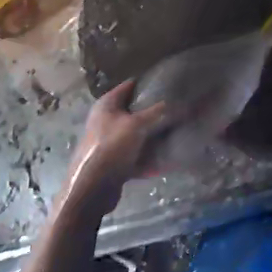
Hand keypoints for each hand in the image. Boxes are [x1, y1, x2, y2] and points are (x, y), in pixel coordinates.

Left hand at [63, 82, 175, 215]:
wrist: (93, 187)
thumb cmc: (112, 146)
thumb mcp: (136, 125)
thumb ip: (157, 112)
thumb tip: (179, 102)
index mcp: (107, 104)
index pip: (129, 86)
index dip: (148, 84)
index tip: (169, 84)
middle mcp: (106, 120)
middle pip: (134, 111)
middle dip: (154, 112)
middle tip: (178, 110)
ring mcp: (110, 142)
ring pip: (137, 135)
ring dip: (154, 136)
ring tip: (177, 132)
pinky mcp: (115, 162)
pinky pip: (137, 156)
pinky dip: (150, 158)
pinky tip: (169, 160)